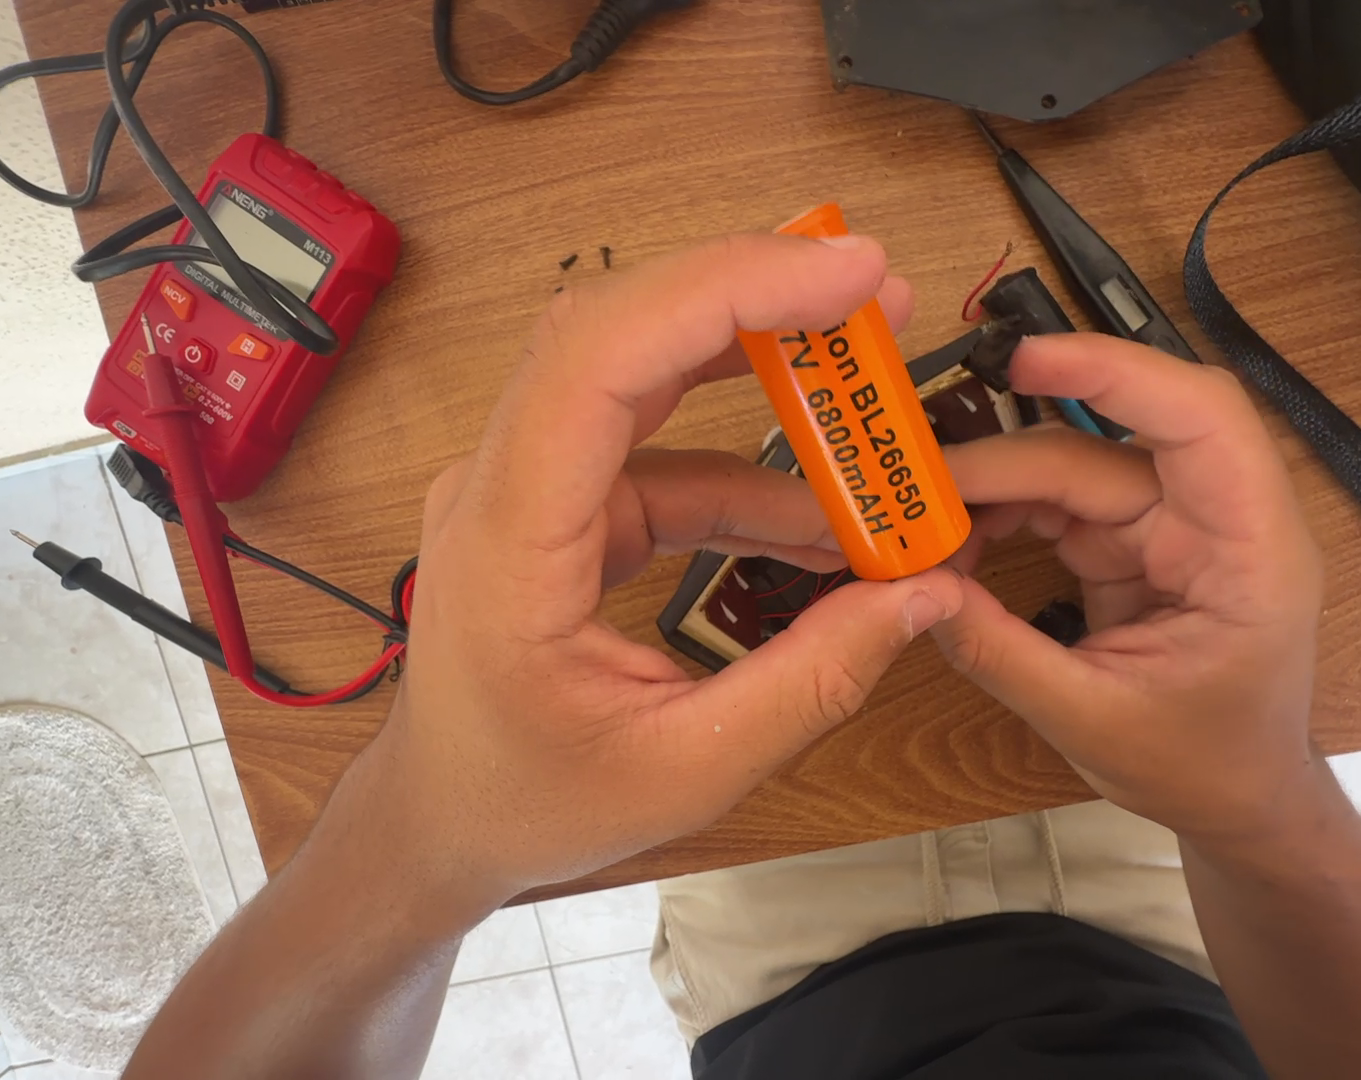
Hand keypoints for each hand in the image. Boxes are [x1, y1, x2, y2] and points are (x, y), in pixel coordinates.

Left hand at [369, 233, 964, 899]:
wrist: (439, 818)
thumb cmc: (529, 803)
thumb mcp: (685, 767)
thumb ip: (810, 681)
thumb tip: (921, 595)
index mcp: (510, 539)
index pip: (601, 357)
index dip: (727, 292)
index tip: (848, 277)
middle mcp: (506, 484)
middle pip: (623, 335)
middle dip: (756, 302)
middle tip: (877, 303)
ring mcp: (530, 488)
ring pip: (645, 383)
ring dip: (760, 380)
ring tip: (866, 400)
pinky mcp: (564, 510)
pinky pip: (663, 464)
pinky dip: (747, 481)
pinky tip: (821, 524)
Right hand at [929, 334, 1323, 842]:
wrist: (1231, 795)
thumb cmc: (1196, 762)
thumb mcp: (1089, 717)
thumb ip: (997, 650)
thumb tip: (914, 587)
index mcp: (1244, 551)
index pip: (1197, 418)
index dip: (1112, 371)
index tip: (1020, 360)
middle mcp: (1208, 517)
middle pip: (1095, 449)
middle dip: (999, 462)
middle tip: (911, 489)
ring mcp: (1162, 526)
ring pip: (1063, 471)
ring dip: (988, 489)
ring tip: (919, 522)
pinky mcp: (1124, 542)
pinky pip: (1051, 506)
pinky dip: (996, 517)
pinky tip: (953, 542)